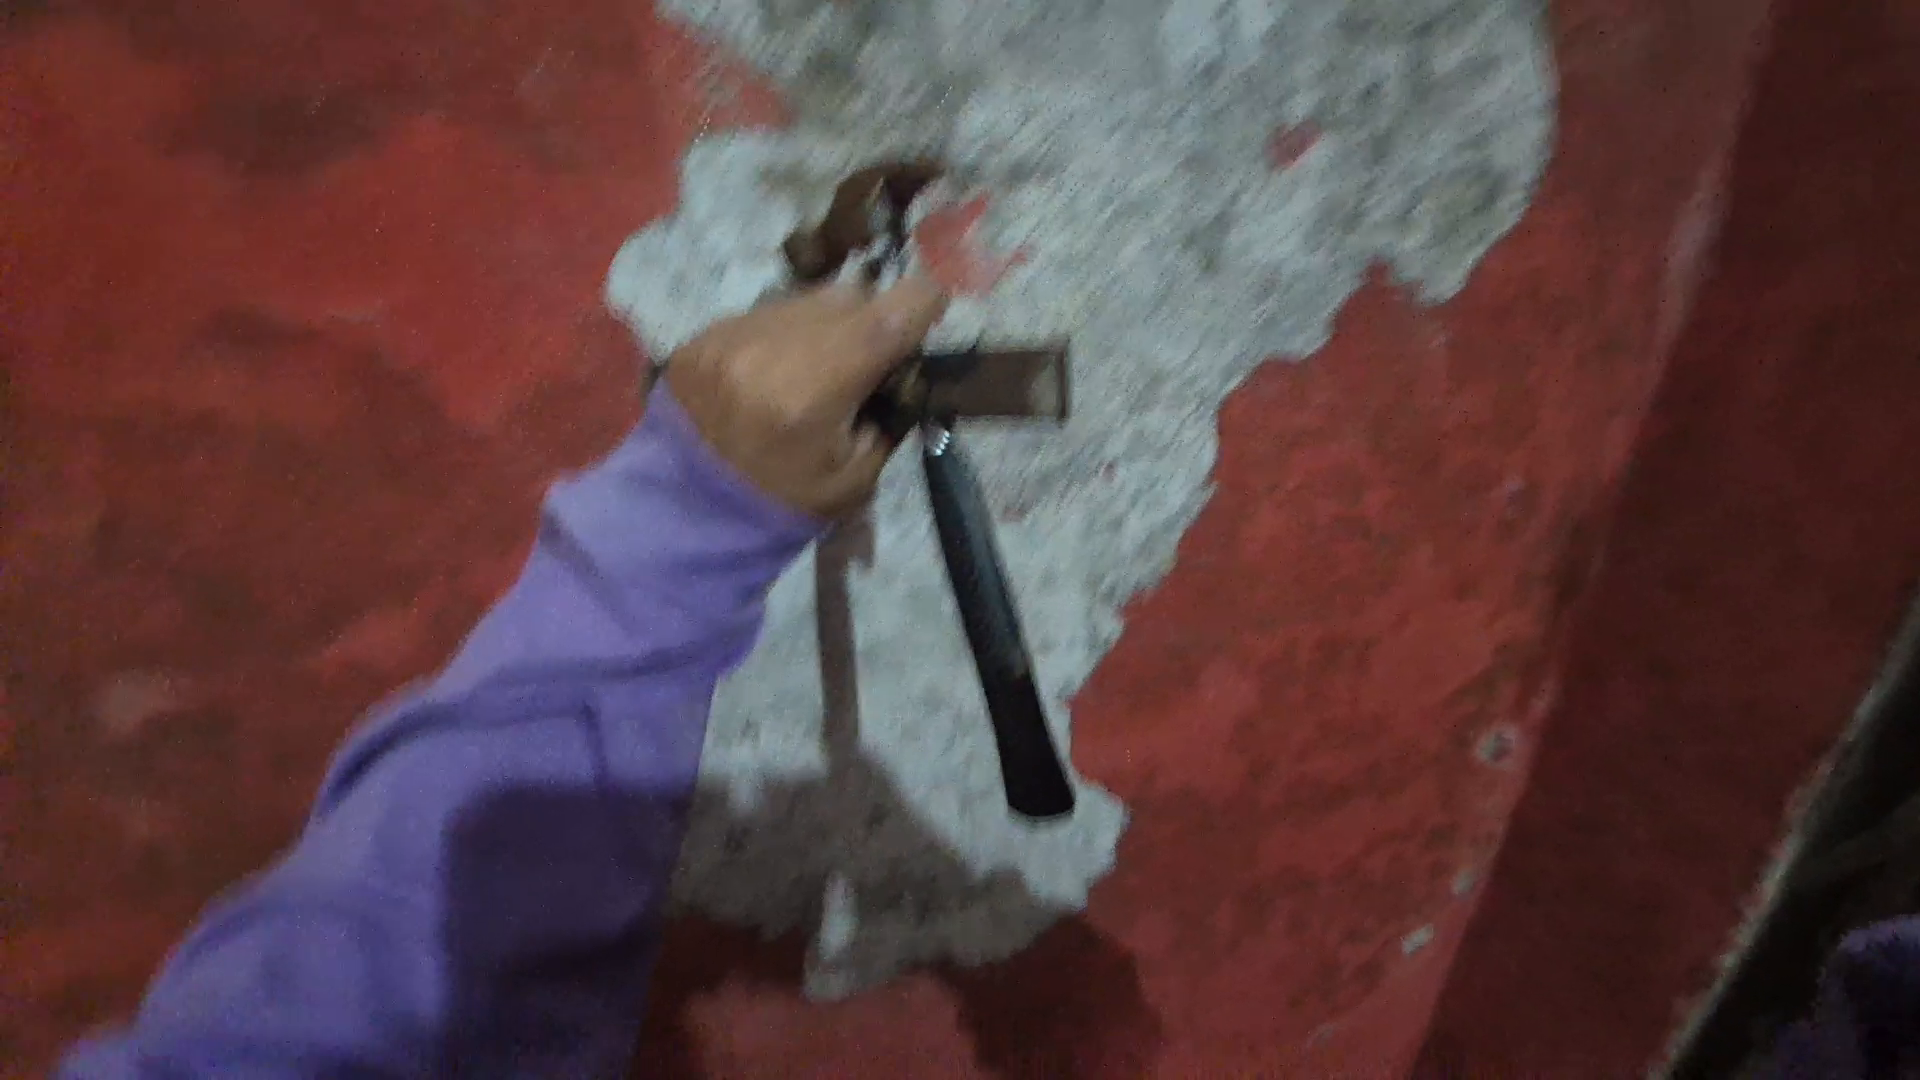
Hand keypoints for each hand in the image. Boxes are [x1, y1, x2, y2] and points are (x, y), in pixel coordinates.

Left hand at [664, 276, 948, 518]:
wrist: (689, 508)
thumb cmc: (783, 501)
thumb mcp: (855, 477)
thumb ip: (890, 416)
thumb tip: (903, 367)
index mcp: (814, 391)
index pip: (886, 318)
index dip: (923, 302)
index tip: (937, 307)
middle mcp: (772, 346)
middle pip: (851, 297)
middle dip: (876, 319)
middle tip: (875, 357)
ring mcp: (734, 333)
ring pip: (809, 297)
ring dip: (833, 323)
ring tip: (823, 367)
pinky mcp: (707, 333)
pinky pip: (769, 311)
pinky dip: (791, 332)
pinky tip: (782, 371)